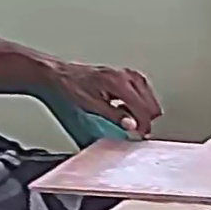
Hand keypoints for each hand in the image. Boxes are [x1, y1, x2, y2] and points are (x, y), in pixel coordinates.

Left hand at [41, 59, 161, 136]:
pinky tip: (126, 107)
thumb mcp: (89, 105)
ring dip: (141, 112)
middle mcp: (128, 77)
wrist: (59, 74)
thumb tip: (132, 126)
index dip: (143, 125)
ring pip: (151, 102)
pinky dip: (140, 105)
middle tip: (130, 126)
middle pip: (152, 106)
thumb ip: (113, 116)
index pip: (144, 109)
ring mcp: (132, 76)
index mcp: (119, 82)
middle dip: (143, 119)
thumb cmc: (69, 86)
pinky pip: (147, 96)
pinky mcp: (133, 77)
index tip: (139, 134)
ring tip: (124, 115)